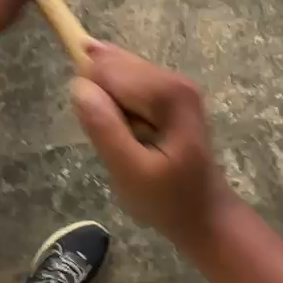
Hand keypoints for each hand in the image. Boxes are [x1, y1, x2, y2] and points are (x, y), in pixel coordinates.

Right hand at [71, 41, 234, 244]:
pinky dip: (119, 107)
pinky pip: (127, 85)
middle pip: (113, 65)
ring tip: (127, 140)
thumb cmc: (167, 200)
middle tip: (117, 141)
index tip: (101, 134)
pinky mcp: (169, 92)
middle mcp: (174, 78)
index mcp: (168, 94)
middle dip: (101, 100)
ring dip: (110, 105)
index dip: (91, 98)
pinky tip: (130, 135)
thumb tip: (78, 87)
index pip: (106, 69)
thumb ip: (104, 128)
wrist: (205, 216)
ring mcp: (174, 83)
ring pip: (118, 73)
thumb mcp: (130, 173)